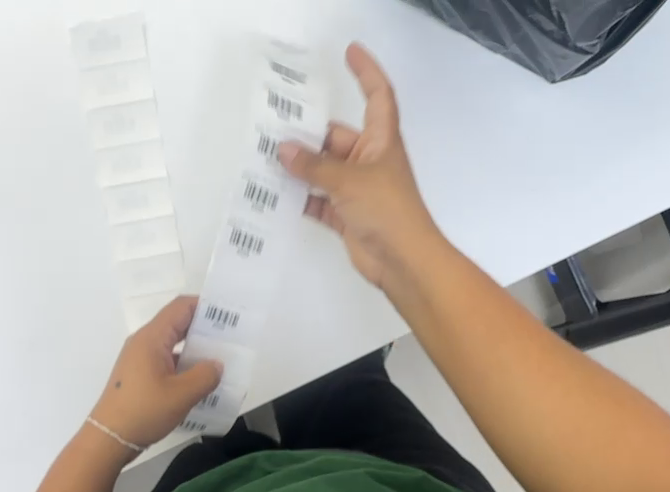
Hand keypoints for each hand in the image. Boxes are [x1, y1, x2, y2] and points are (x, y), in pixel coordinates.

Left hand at [88, 296, 223, 449]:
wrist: (109, 438)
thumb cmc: (144, 412)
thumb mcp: (182, 394)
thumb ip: (205, 375)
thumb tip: (216, 365)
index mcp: (152, 338)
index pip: (181, 308)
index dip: (206, 306)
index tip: (229, 315)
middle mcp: (144, 343)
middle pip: (177, 324)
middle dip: (204, 329)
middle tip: (231, 339)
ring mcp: (140, 360)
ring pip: (173, 346)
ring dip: (196, 351)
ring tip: (221, 361)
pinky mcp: (140, 377)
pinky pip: (167, 363)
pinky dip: (185, 367)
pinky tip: (200, 382)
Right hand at [278, 44, 448, 290]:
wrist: (402, 260)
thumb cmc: (387, 210)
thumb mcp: (348, 181)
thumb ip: (314, 166)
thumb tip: (283, 151)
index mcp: (381, 141)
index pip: (376, 96)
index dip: (365, 72)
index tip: (349, 53)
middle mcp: (368, 161)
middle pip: (335, 138)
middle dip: (309, 135)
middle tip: (274, 129)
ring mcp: (356, 190)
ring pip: (323, 171)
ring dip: (300, 169)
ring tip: (266, 161)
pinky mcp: (346, 216)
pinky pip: (319, 201)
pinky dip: (301, 199)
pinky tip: (276, 195)